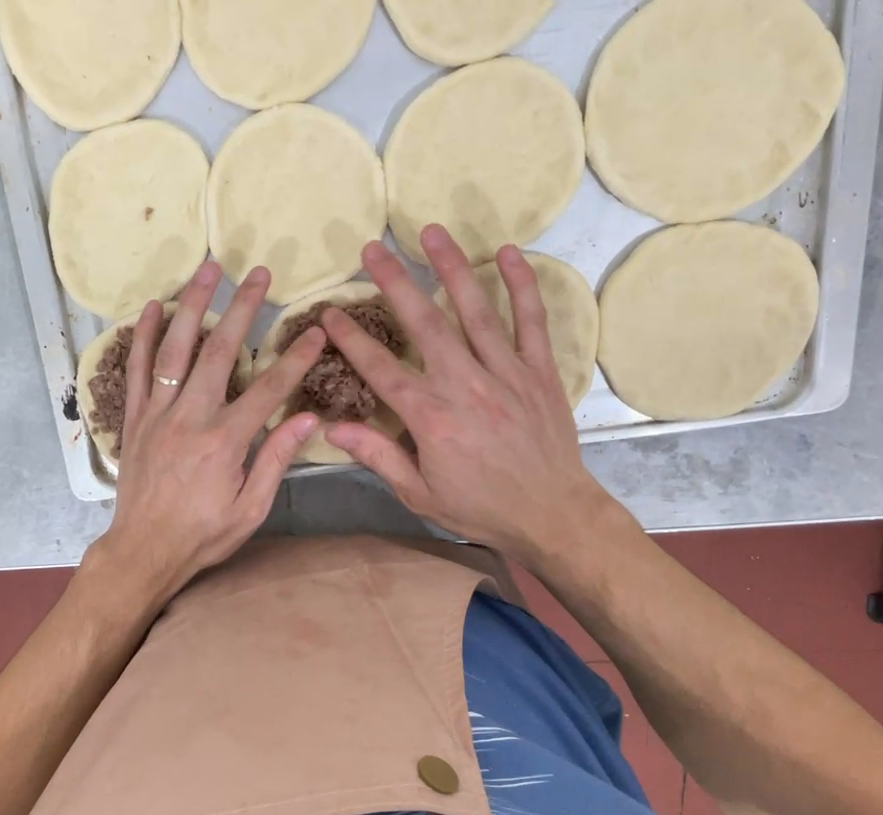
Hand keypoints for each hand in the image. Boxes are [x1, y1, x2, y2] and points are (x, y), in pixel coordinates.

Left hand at [92, 261, 326, 597]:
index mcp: (225, 442)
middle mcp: (190, 418)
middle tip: (260, 274)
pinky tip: (154, 307)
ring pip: (176, 349)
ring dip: (193, 305)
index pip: (268, 389)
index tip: (315, 331)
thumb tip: (307, 418)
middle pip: (220, 351)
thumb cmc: (203, 535)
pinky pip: (137, 370)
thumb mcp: (251, 509)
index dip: (295, 359)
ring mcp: (157, 414)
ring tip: (208, 270)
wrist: (144, 550)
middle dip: (243, 309)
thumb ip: (276, 460)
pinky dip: (145, 336)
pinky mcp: (134, 419)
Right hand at [320, 225, 621, 567]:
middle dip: (396, 282)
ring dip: (452, 268)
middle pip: (425, 324)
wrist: (551, 514)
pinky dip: (522, 285)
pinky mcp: (539, 372)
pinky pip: (531, 321)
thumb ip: (378, 456)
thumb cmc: (480, 508)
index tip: (330, 313)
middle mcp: (466, 386)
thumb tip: (333, 429)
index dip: (353, 340)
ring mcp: (506, 374)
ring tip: (431, 232)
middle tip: (373, 248)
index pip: (382, 370)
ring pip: (476, 311)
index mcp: (431, 419)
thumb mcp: (419, 493)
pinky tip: (508, 253)